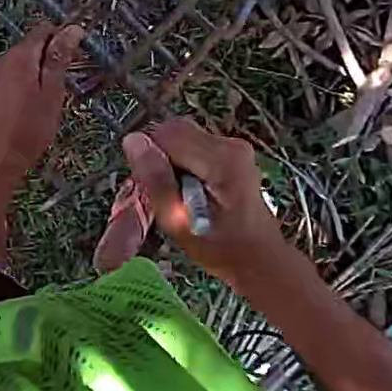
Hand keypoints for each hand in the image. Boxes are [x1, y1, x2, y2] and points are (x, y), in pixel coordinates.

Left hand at [0, 23, 84, 176]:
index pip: (45, 30)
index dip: (65, 39)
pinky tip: (36, 100)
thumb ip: (60, 59)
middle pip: (34, 44)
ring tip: (54, 94)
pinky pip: (16, 73)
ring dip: (42, 69)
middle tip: (68, 81)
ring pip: (25, 60)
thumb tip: (72, 29)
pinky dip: (29, 80)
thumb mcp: (52, 92)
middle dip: (53, 55)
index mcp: (20, 55)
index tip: (78, 57)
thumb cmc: (30, 128)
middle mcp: (4, 58)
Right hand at [122, 117, 296, 289]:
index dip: (149, 158)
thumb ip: (156, 179)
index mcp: (222, 160)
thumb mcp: (178, 221)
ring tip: (177, 194)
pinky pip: (193, 146)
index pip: (165, 134)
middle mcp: (231, 145)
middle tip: (163, 192)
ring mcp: (234, 147)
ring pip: (181, 137)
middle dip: (159, 157)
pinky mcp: (233, 152)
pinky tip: (189, 190)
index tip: (152, 187)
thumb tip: (132, 141)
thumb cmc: (220, 249)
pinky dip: (182, 164)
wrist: (259, 259)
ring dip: (169, 162)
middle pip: (174, 131)